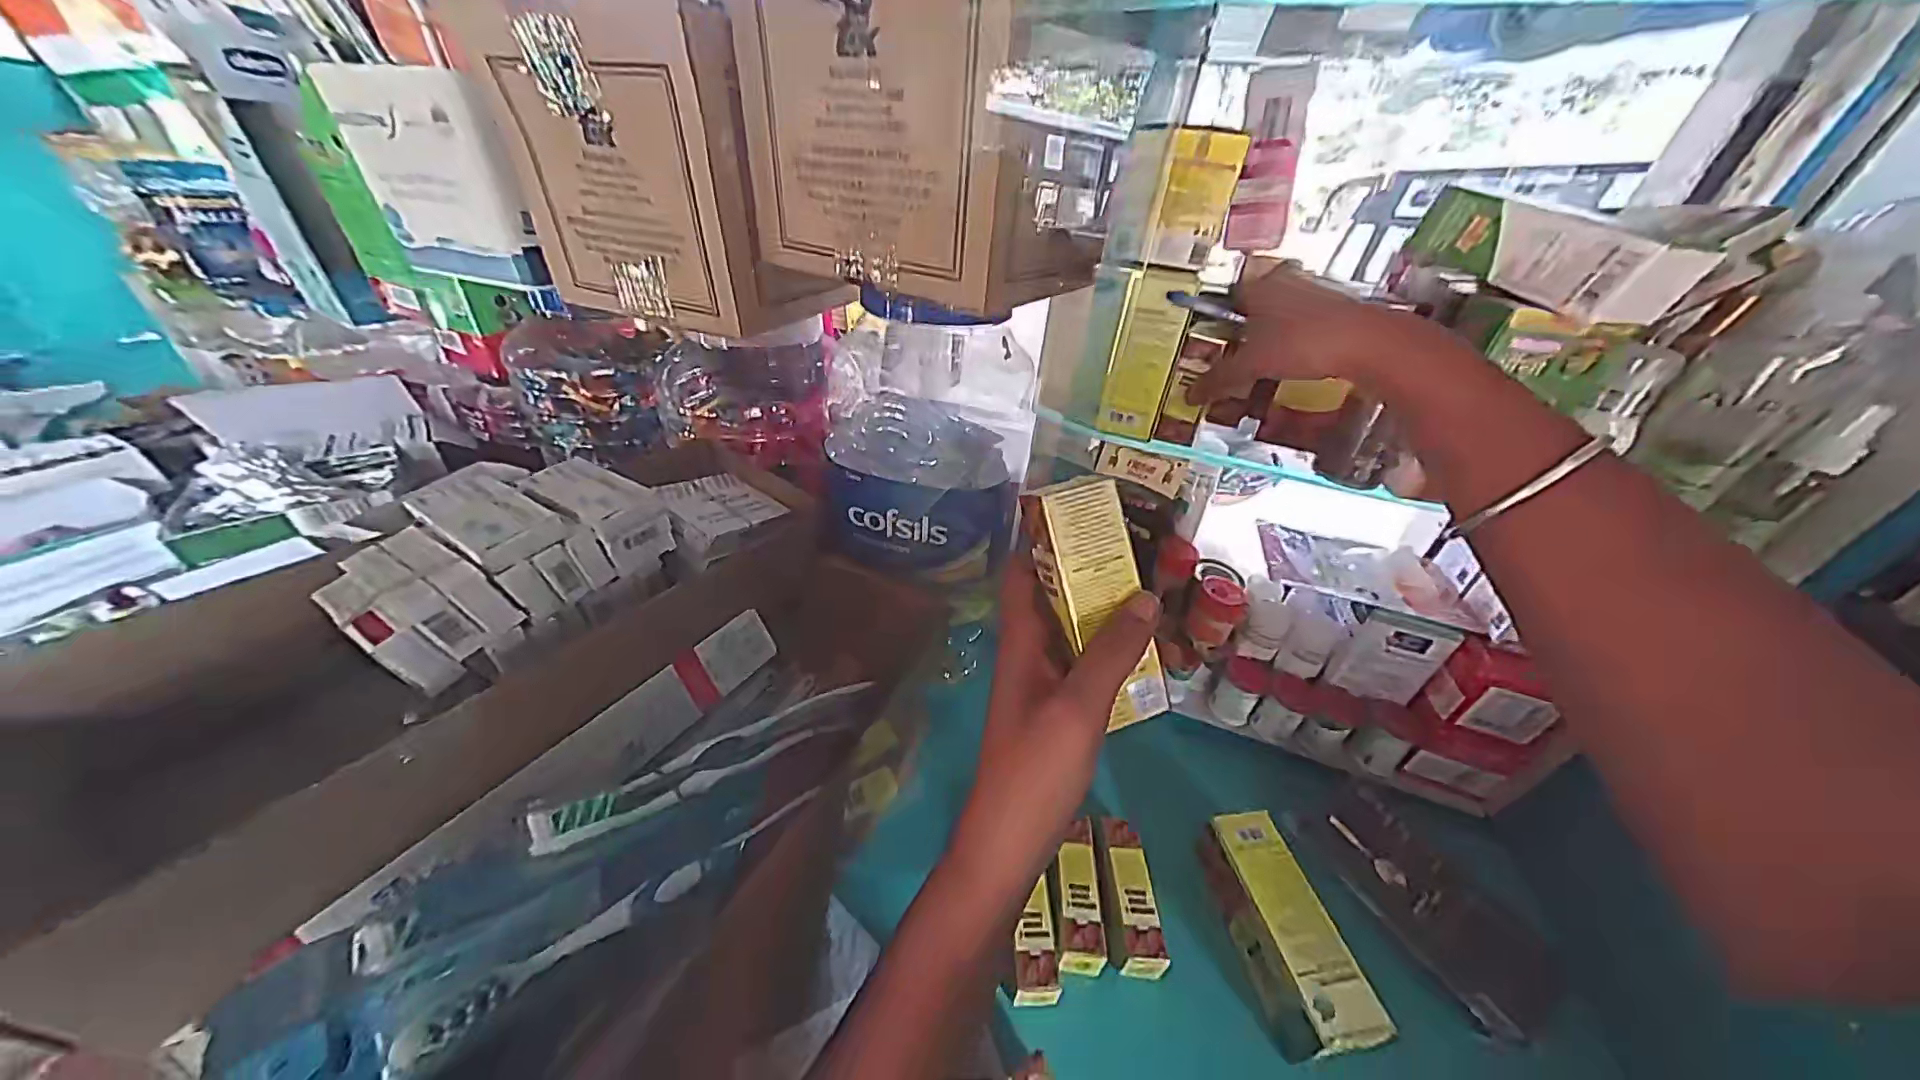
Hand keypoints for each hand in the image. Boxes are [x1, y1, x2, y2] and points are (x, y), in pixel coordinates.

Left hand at [950, 553, 1159, 886]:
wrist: (1010, 840)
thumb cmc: (1036, 768)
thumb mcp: (1078, 705)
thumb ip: (1111, 651)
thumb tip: (1145, 595)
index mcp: (1021, 642)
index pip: (1023, 575)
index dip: (1044, 541)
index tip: (1087, 516)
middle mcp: (1029, 654)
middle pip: (1054, 598)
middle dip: (1090, 572)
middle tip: (1142, 550)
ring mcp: (1043, 683)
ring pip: (1073, 631)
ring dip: (1105, 610)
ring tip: (1154, 588)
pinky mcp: (1059, 710)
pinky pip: (1085, 664)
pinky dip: (1111, 649)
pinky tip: (1147, 648)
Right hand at [1188, 259, 1467, 405]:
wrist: (1367, 344)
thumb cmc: (1302, 342)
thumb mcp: (1251, 365)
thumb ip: (1218, 379)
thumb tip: (1189, 395)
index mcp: (1260, 285)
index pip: (1223, 299)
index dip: (1211, 323)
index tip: (1205, 345)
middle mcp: (1285, 283)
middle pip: (1250, 311)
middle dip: (1237, 337)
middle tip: (1227, 363)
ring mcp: (1312, 295)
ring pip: (1275, 320)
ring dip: (1263, 344)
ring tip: (1254, 372)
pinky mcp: (1334, 313)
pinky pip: (1299, 330)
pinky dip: (1288, 348)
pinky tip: (1286, 369)